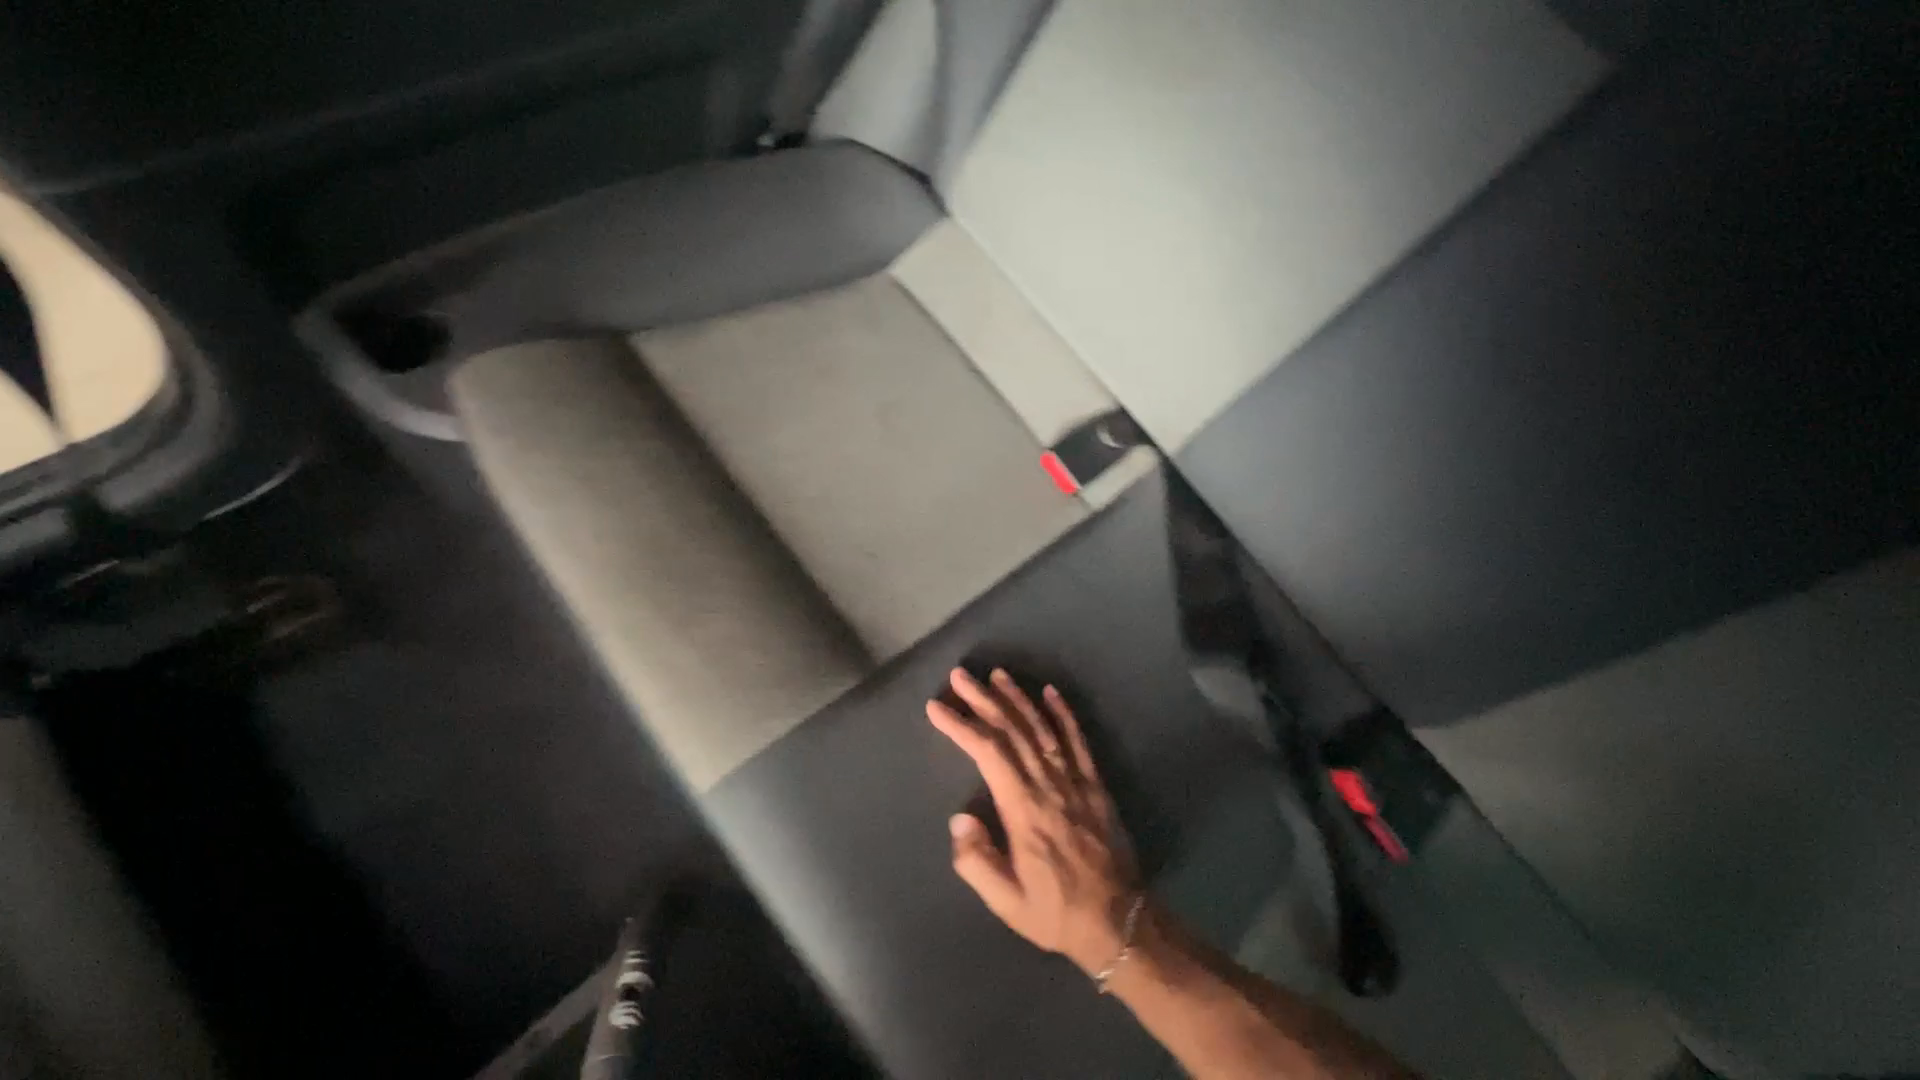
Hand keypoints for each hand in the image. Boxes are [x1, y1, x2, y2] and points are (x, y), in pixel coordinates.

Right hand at [927, 668, 1139, 974]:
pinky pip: (1079, 742)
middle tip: (961, 676)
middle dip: (984, 700)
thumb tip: (959, 819)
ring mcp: (1076, 782)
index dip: (961, 726)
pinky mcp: (1095, 786)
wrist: (1118, 921)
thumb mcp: (1006, 901)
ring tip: (997, 675)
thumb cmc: (1055, 912)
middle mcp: (1049, 786)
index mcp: (1023, 810)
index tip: (937, 707)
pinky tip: (1051, 693)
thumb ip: (977, 861)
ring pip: (1043, 729)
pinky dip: (1064, 714)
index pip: (988, 753)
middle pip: (1013, 731)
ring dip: (1018, 699)